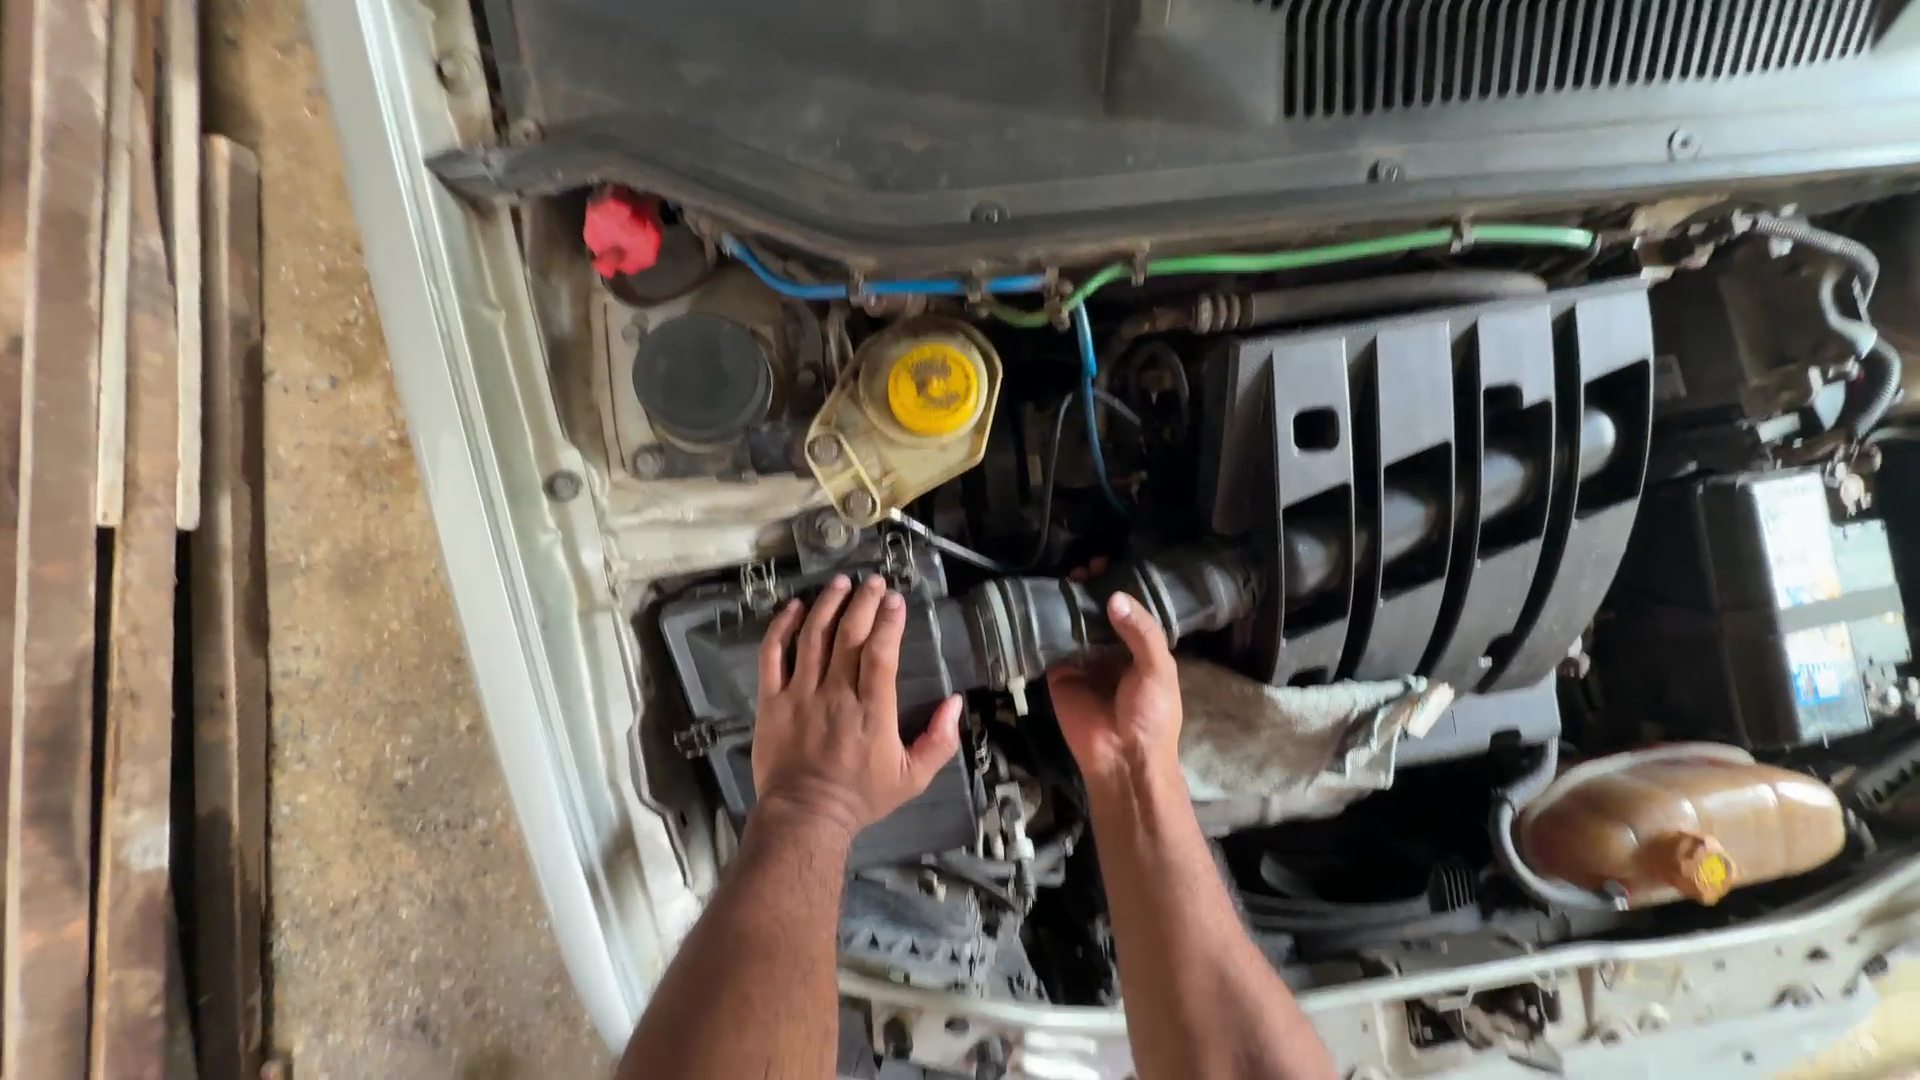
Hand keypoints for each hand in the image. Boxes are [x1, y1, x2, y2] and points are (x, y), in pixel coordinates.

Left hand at [750, 574, 962, 842]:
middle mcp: (836, 693)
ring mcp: (800, 694)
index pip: (881, 653)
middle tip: (873, 581)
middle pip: (849, 635)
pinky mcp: (772, 701)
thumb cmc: (862, 796)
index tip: (895, 600)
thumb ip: (939, 741)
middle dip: (863, 602)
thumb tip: (955, 703)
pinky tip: (793, 608)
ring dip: (827, 604)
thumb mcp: (913, 777)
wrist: (806, 817)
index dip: (888, 621)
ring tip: (840, 583)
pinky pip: (773, 656)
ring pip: (812, 636)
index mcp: (872, 709)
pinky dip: (781, 628)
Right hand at [1046, 583, 1182, 788]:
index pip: (1126, 609)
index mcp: (1139, 649)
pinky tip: (1040, 604)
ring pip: (1073, 624)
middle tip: (1081, 569)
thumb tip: (1113, 597)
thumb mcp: (1157, 669)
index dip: (1116, 587)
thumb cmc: (1151, 715)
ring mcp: (1082, 661)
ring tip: (1061, 579)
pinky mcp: (1058, 673)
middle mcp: (1110, 650)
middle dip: (1089, 590)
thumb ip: (1141, 632)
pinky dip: (1045, 626)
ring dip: (1067, 602)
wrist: (1122, 759)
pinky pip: (1050, 645)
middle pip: (1096, 612)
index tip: (1105, 565)